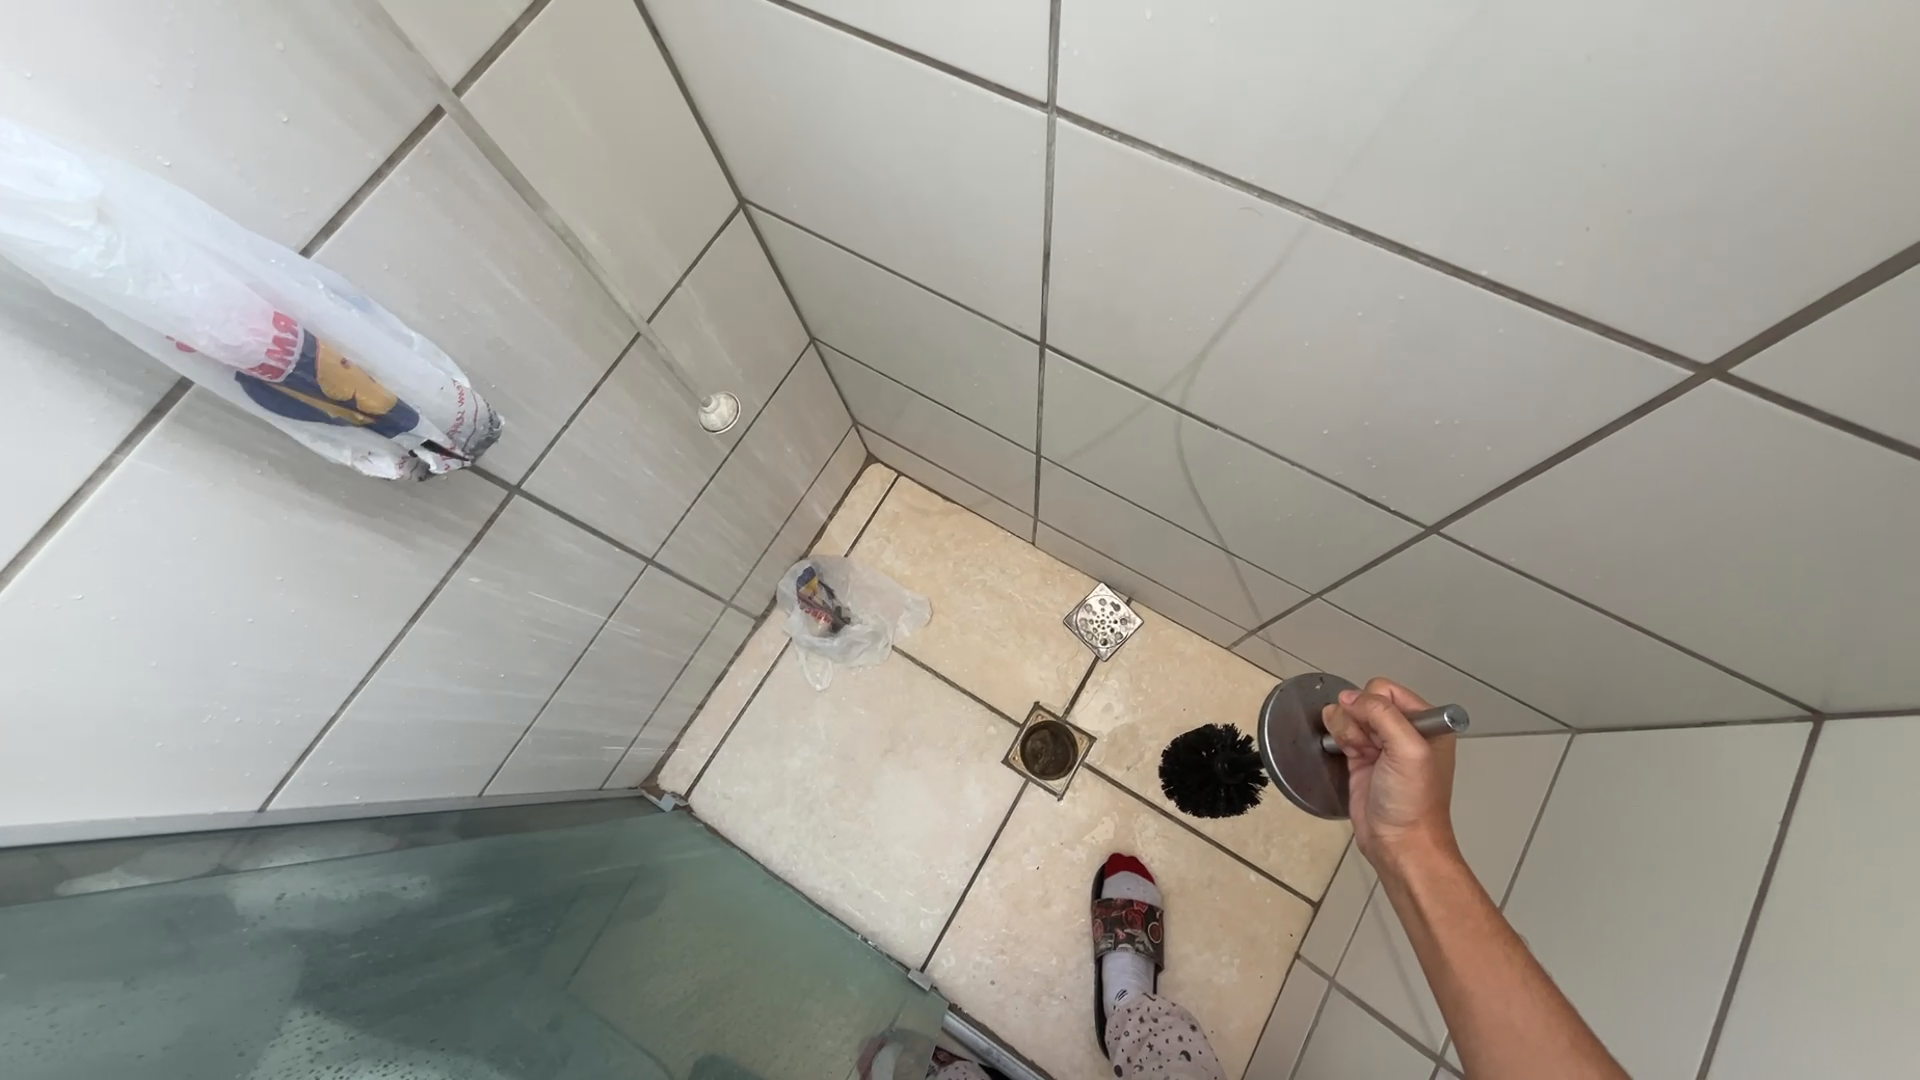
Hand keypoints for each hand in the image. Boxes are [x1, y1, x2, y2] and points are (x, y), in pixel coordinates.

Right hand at [1322, 678, 1460, 875]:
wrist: (1398, 842)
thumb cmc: (1413, 800)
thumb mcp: (1409, 751)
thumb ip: (1383, 715)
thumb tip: (1347, 697)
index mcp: (1427, 723)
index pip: (1386, 690)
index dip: (1373, 705)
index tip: (1379, 734)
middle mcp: (1404, 729)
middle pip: (1363, 700)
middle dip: (1358, 720)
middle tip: (1371, 749)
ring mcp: (1380, 743)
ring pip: (1347, 714)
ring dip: (1347, 731)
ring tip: (1361, 755)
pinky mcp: (1360, 756)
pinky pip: (1340, 730)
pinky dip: (1338, 738)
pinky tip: (1349, 757)